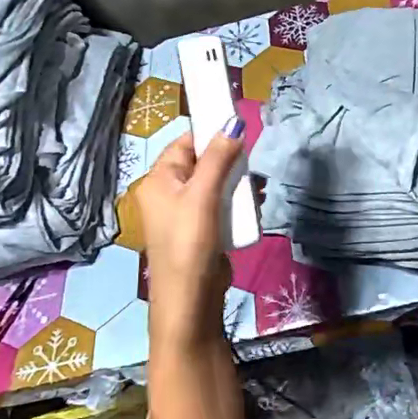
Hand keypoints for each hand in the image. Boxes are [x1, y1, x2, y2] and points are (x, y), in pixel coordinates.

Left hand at [133, 117, 245, 351]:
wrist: (191, 297)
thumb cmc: (190, 240)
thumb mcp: (203, 195)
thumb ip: (218, 158)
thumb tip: (233, 121)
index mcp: (158, 180)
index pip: (183, 143)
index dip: (209, 135)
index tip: (239, 131)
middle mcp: (167, 193)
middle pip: (201, 163)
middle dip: (229, 161)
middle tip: (253, 162)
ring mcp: (184, 214)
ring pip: (214, 185)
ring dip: (237, 183)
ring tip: (259, 186)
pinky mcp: (200, 231)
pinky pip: (219, 206)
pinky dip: (236, 202)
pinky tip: (255, 205)